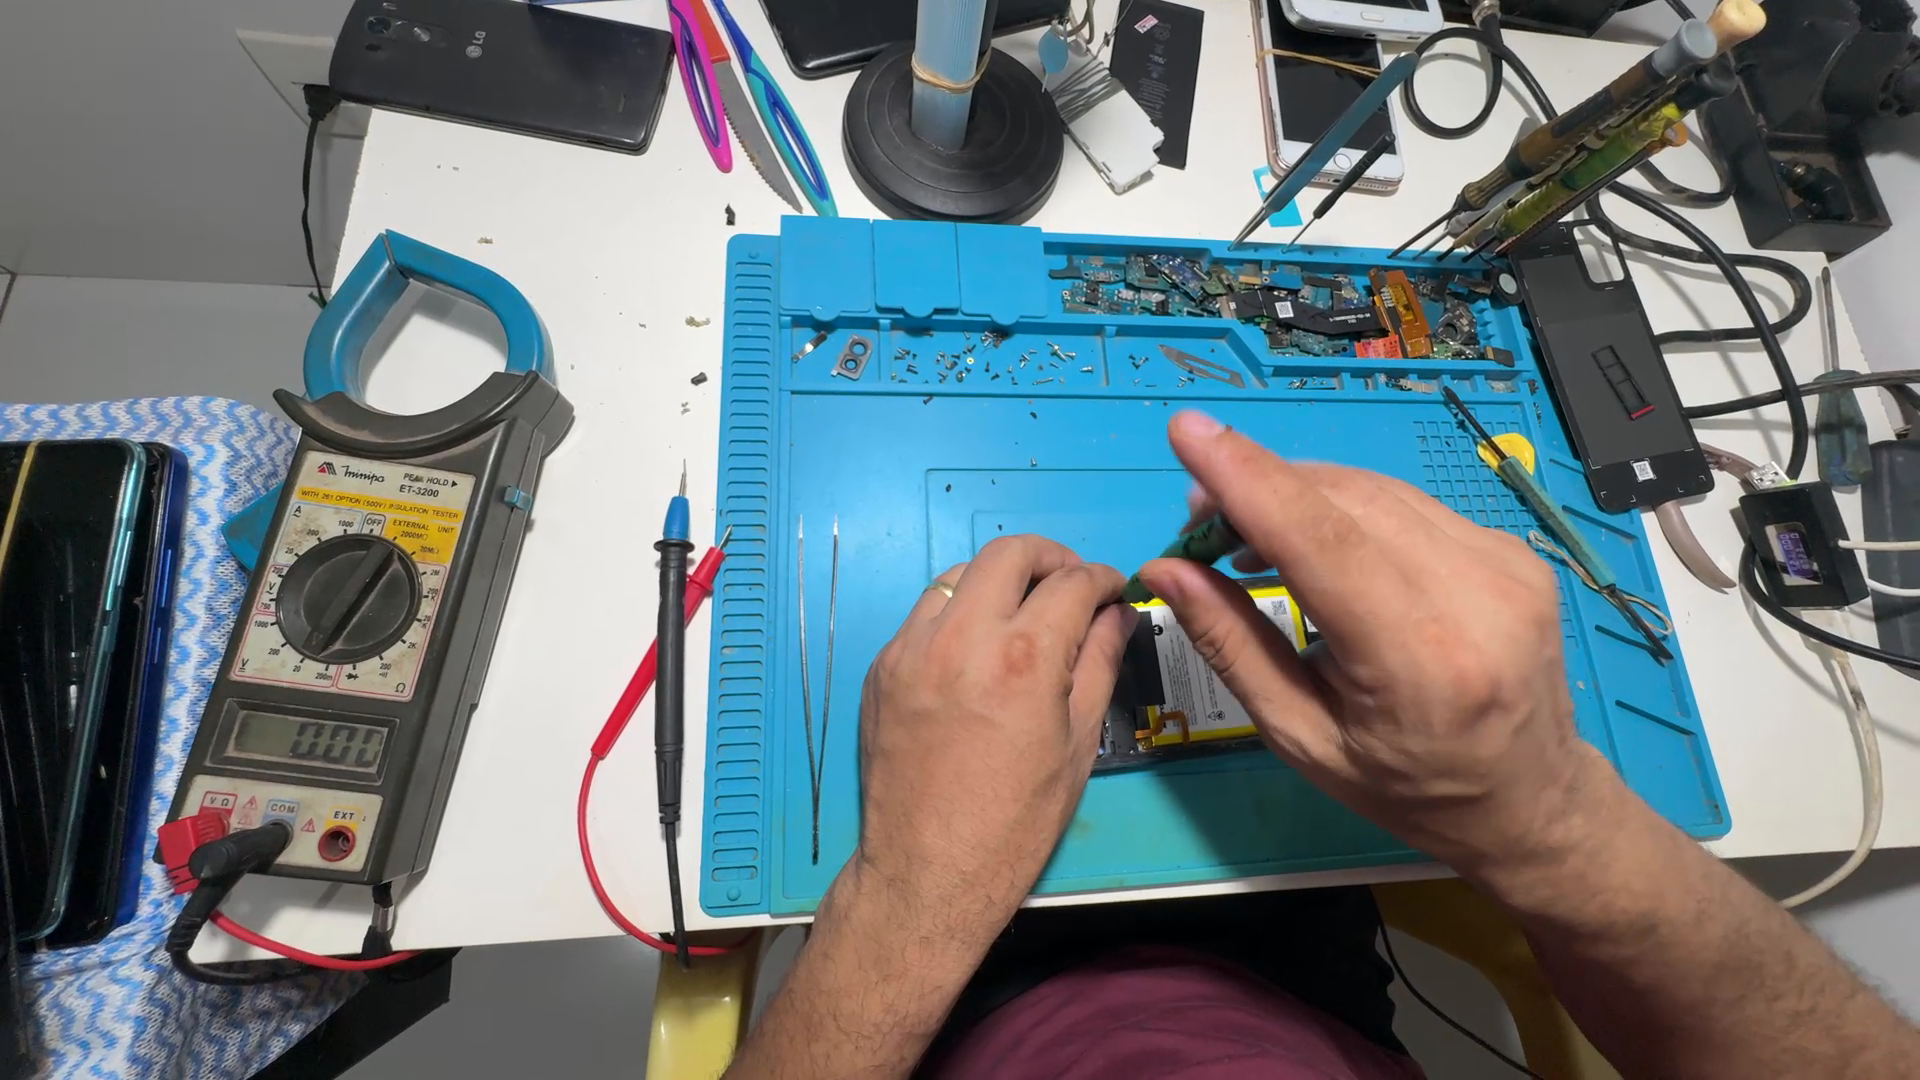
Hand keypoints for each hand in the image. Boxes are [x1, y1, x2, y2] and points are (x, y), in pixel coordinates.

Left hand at [852, 535, 1135, 938]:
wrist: (925, 872)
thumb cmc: (1016, 821)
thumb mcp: (1077, 743)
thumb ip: (1098, 662)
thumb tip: (1115, 614)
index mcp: (1022, 657)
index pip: (1072, 582)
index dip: (1103, 577)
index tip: (1112, 588)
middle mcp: (961, 636)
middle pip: (1008, 552)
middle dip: (1051, 556)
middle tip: (1070, 583)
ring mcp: (911, 647)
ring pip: (959, 574)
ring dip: (999, 580)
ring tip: (1021, 612)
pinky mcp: (882, 665)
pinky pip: (925, 615)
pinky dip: (959, 614)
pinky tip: (975, 649)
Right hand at [1137, 411, 1609, 875]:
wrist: (1531, 801)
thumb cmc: (1402, 785)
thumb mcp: (1296, 732)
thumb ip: (1230, 643)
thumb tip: (1164, 569)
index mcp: (1418, 656)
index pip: (1319, 539)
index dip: (1246, 479)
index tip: (1187, 433)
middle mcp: (1475, 592)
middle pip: (1341, 499)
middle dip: (1254, 486)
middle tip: (1195, 518)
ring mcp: (1503, 561)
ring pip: (1369, 489)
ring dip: (1289, 491)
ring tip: (1238, 530)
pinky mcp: (1508, 548)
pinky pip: (1398, 502)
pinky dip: (1333, 505)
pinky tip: (1302, 534)